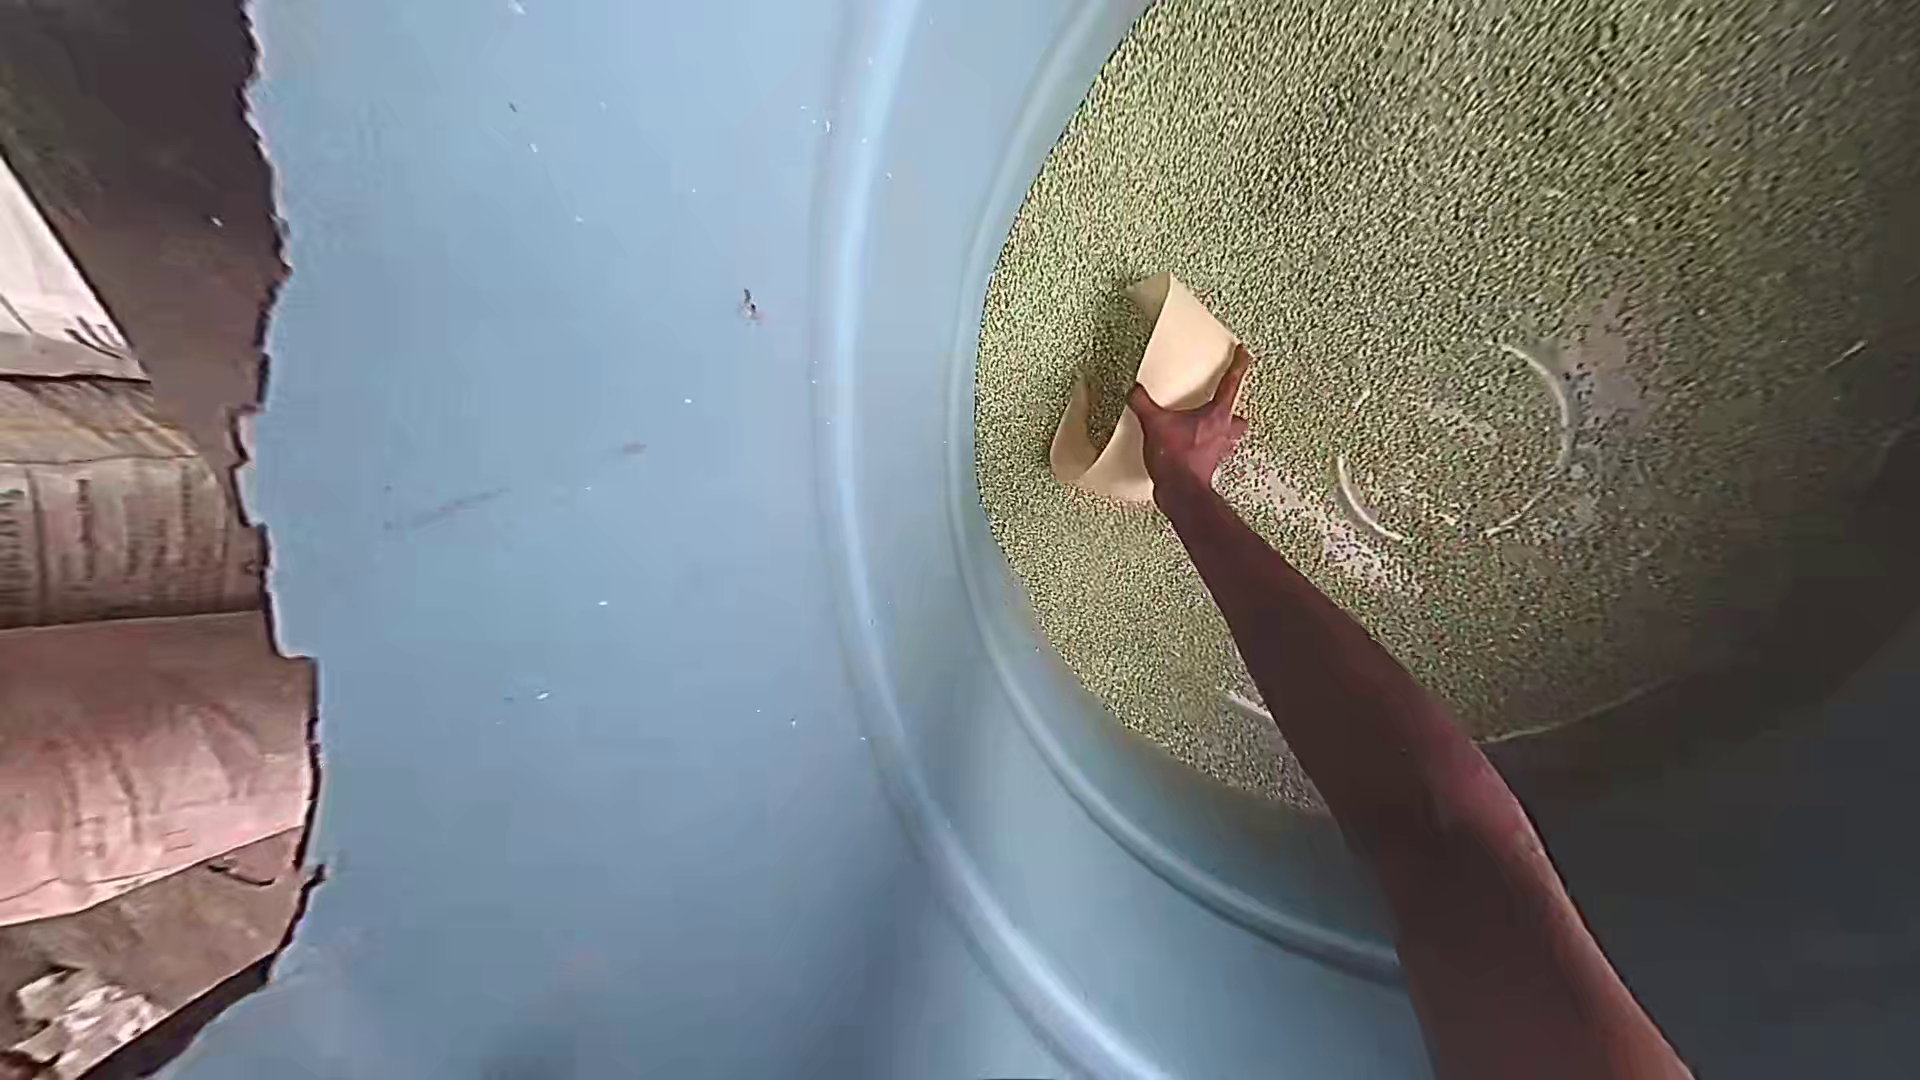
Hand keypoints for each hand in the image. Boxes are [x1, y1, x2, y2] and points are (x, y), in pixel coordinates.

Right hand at [1127, 343, 1252, 495]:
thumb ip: (1143, 404)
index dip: (1238, 364)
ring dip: (1222, 432)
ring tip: (1207, 428)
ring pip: (1230, 436)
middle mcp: (1223, 431)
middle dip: (1233, 411)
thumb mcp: (1154, 423)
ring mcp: (1218, 450)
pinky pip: (1213, 454)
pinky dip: (1205, 450)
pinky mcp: (1208, 466)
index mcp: (1216, 414)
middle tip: (1223, 404)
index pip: (1232, 382)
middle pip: (1238, 415)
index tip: (1242, 352)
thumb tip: (1135, 392)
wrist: (1180, 491)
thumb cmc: (1177, 458)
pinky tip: (1192, 450)